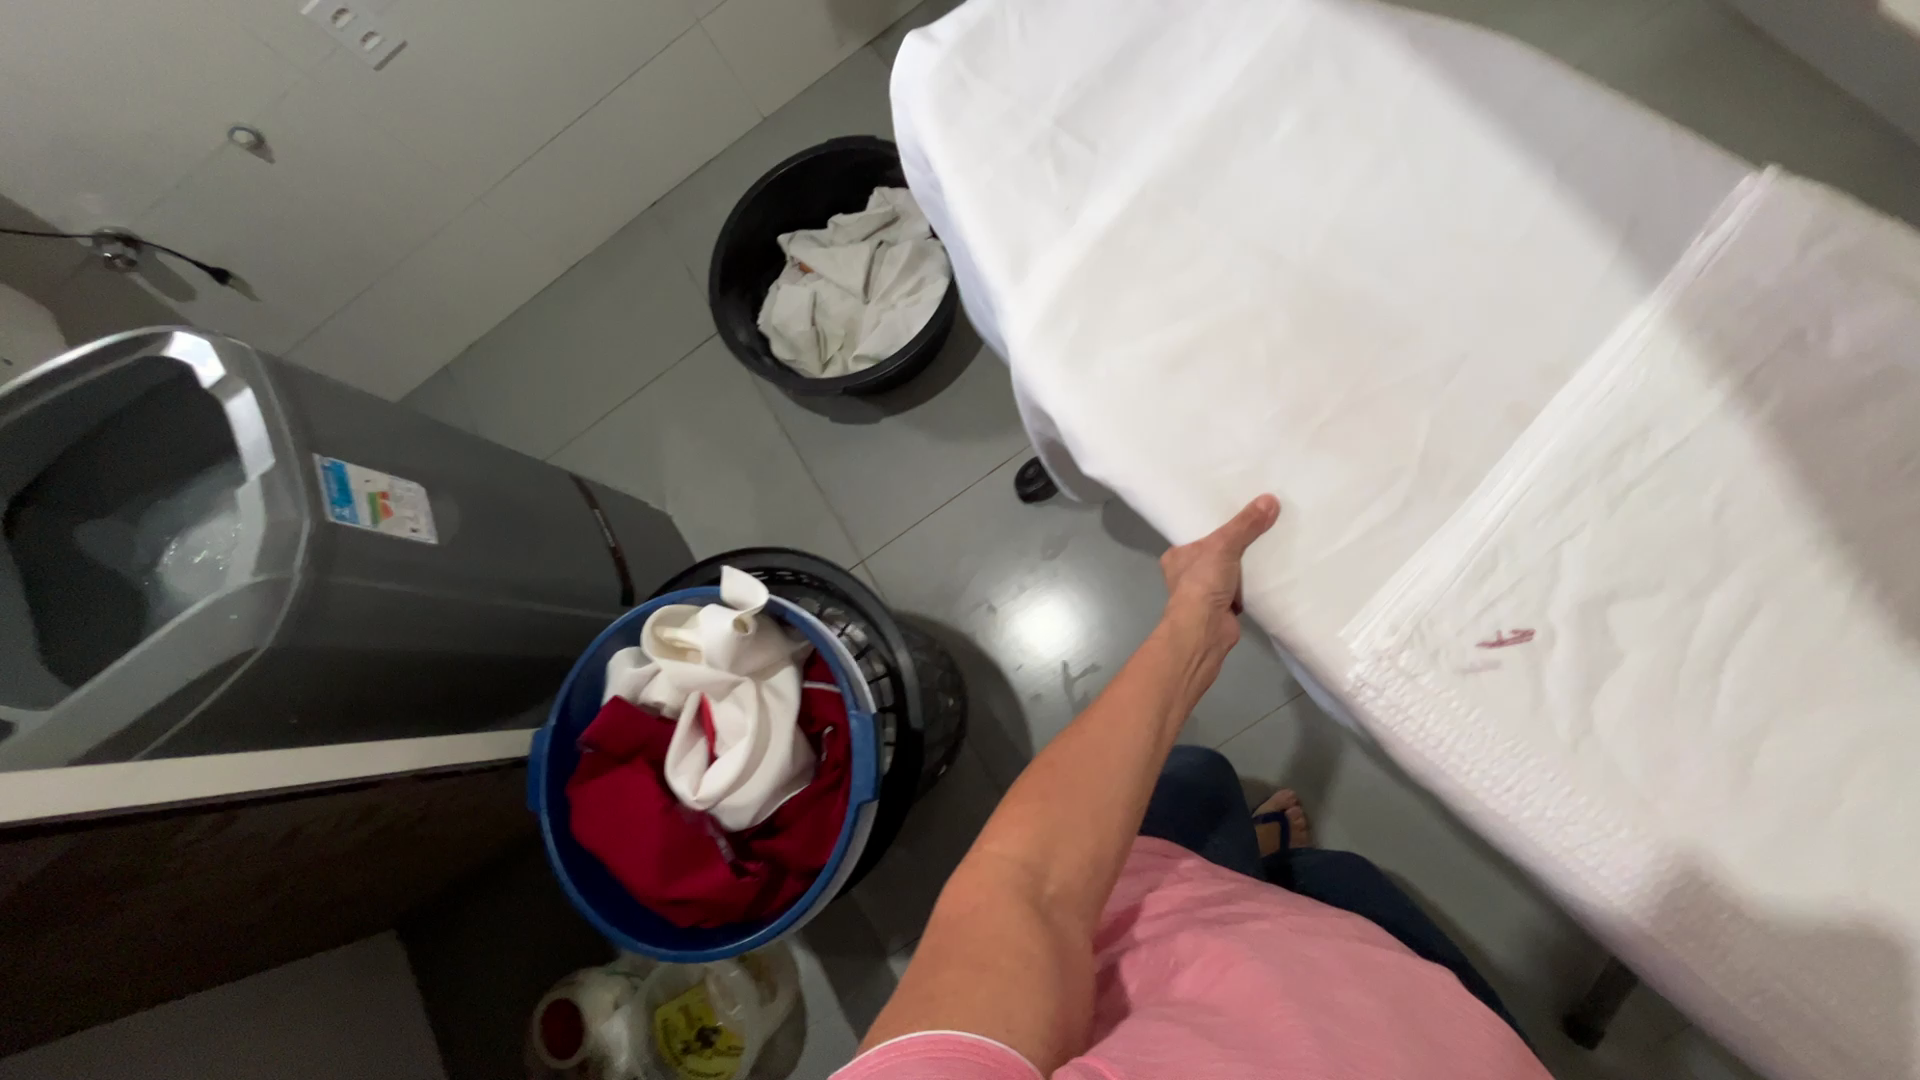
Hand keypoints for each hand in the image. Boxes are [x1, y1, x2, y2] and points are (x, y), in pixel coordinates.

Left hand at [1158, 495, 1280, 670]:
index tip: (1236, 508)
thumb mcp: (1222, 545)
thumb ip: (1245, 525)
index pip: (1197, 532)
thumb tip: (1270, 500)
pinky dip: (1256, 581)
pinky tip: (1273, 568)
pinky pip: (1244, 587)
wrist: (1205, 629)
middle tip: (1261, 521)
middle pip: (1218, 550)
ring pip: (1232, 569)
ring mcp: (1206, 590)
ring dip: (1248, 562)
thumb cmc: (1202, 583)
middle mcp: (1188, 572)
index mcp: (1178, 554)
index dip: (1216, 521)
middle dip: (1236, 541)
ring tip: (1272, 539)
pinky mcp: (1224, 605)